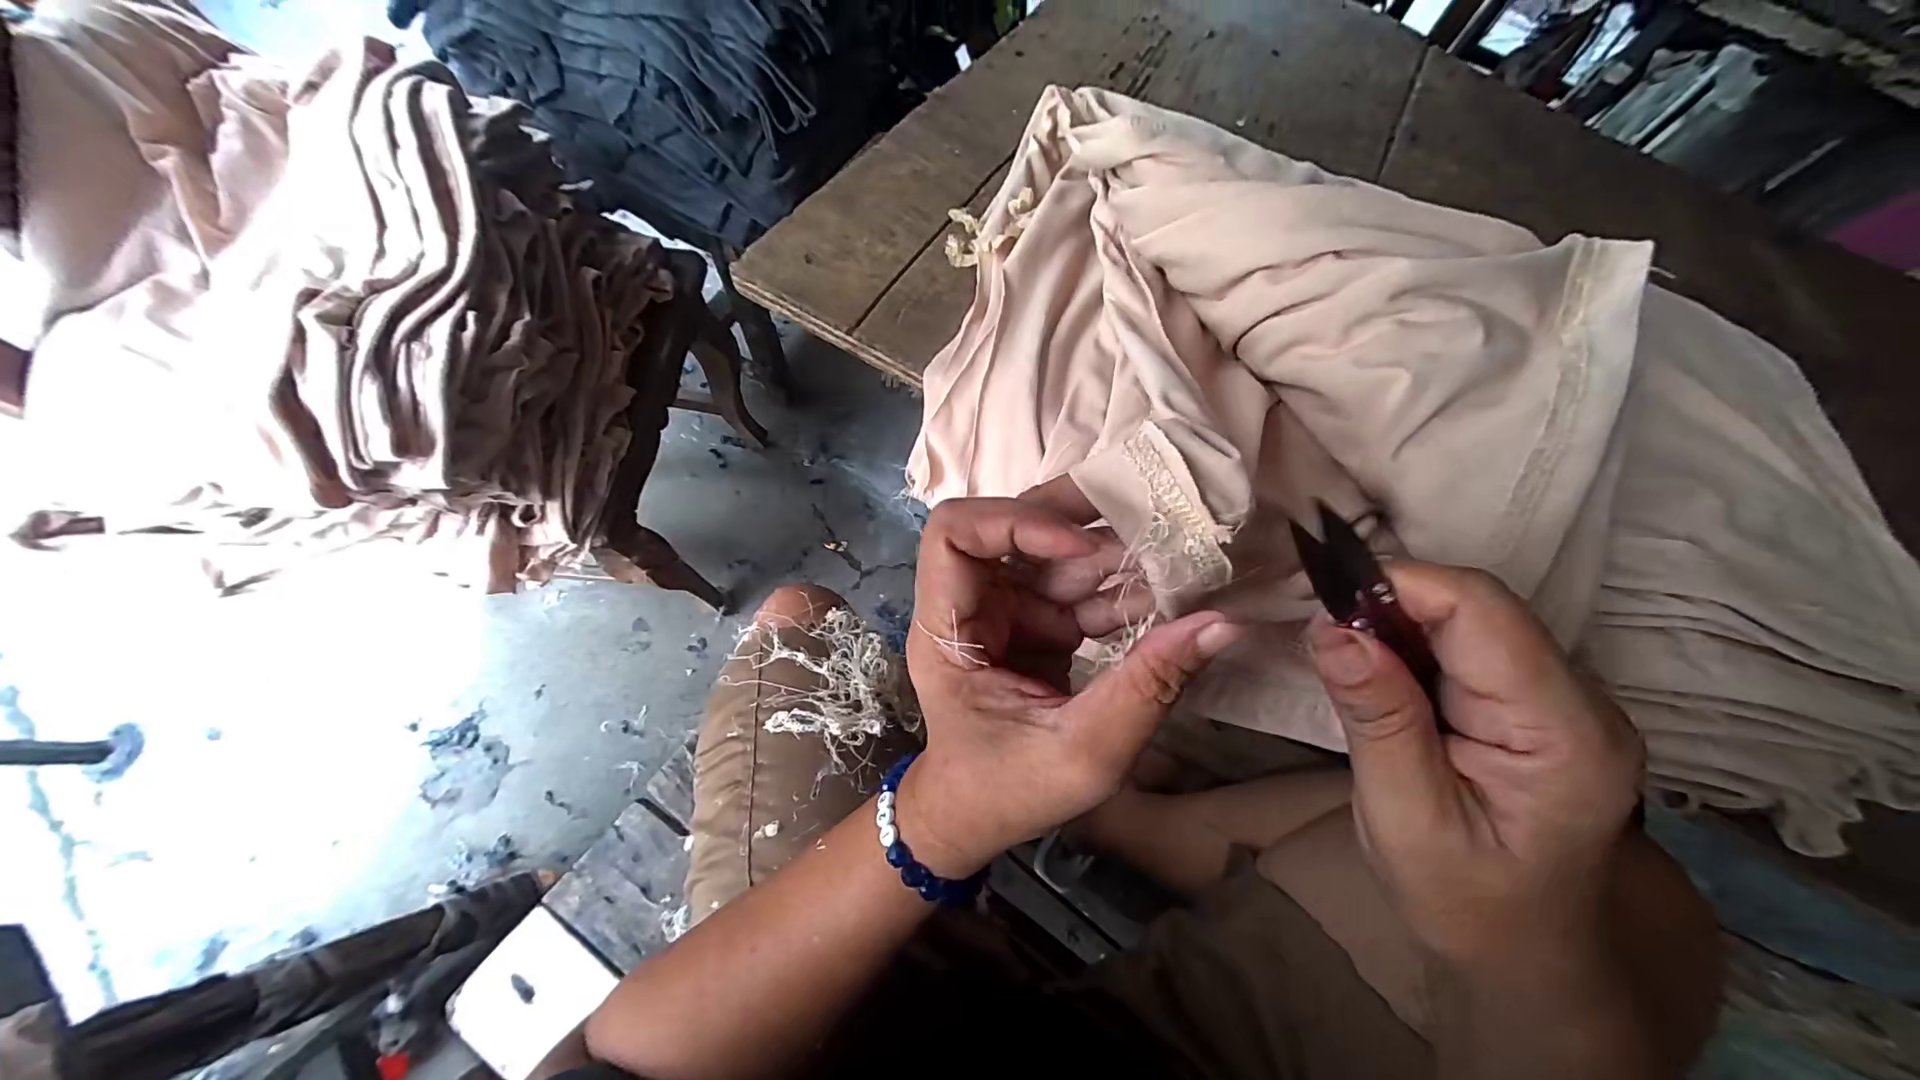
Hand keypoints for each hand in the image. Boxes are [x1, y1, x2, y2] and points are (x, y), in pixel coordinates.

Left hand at [898, 496, 1240, 876]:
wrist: (978, 814)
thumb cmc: (1008, 789)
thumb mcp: (1084, 749)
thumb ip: (1149, 686)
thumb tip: (1221, 624)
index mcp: (948, 630)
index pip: (953, 534)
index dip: (1014, 522)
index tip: (1080, 546)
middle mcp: (968, 606)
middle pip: (1009, 528)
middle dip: (1075, 521)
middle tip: (1146, 518)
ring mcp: (1001, 612)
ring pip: (1051, 554)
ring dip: (1109, 558)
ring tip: (1169, 564)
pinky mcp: (1031, 624)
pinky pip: (1074, 587)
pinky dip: (1116, 590)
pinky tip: (1160, 597)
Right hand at [1307, 562, 1644, 974]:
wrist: (1528, 954)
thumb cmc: (1465, 901)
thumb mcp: (1404, 817)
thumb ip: (1376, 718)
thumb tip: (1330, 630)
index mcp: (1561, 731)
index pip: (1480, 609)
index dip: (1395, 586)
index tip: (1320, 606)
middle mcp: (1578, 698)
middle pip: (1474, 605)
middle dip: (1384, 605)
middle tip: (1320, 641)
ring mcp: (1560, 696)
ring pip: (1464, 617)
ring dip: (1389, 624)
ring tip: (1340, 662)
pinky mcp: (1531, 700)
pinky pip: (1462, 643)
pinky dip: (1404, 644)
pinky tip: (1373, 675)